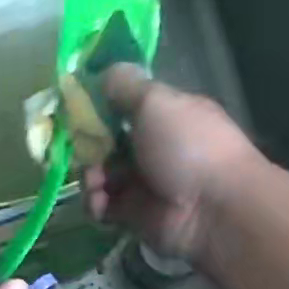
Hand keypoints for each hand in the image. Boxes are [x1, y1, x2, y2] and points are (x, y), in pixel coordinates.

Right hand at [84, 65, 264, 261]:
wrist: (210, 208)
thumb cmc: (186, 146)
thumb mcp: (155, 102)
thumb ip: (125, 86)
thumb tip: (102, 71)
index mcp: (162, 115)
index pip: (122, 108)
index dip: (98, 109)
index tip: (78, 112)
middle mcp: (151, 147)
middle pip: (106, 145)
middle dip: (90, 148)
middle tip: (86, 153)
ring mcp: (141, 184)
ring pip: (100, 177)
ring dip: (90, 179)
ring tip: (96, 184)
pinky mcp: (132, 216)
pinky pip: (103, 207)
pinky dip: (96, 205)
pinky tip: (100, 204)